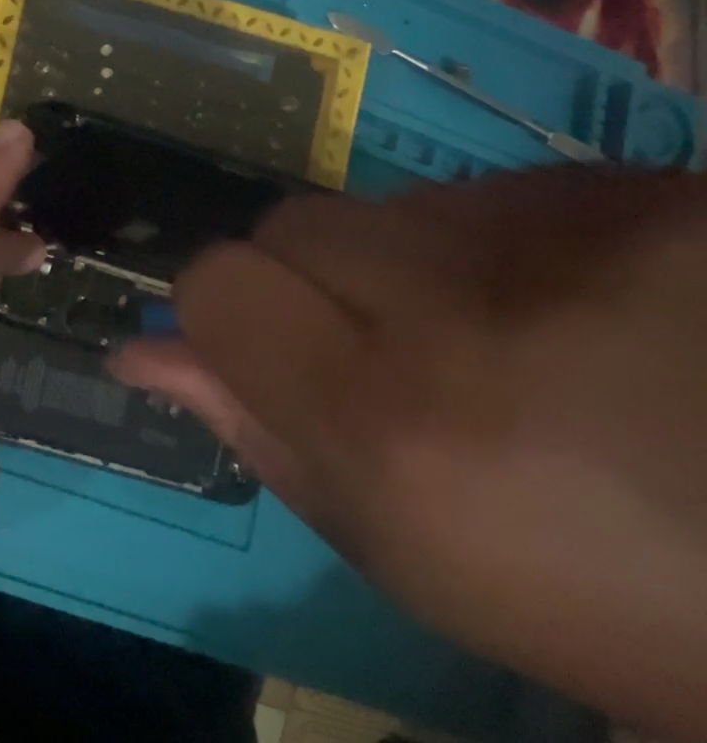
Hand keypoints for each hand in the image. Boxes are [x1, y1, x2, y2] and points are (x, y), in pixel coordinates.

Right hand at [109, 166, 706, 740]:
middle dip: (299, 282)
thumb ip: (254, 432)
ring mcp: (583, 238)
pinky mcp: (662, 196)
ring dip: (399, 262)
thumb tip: (138, 352)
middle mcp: (469, 310)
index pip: (216, 283)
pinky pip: (495, 191)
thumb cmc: (590, 603)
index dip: (218, 317)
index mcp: (390, 420)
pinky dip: (493, 244)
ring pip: (387, 205)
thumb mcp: (398, 550)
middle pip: (289, 226)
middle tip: (374, 350)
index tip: (258, 354)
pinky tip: (568, 305)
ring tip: (490, 333)